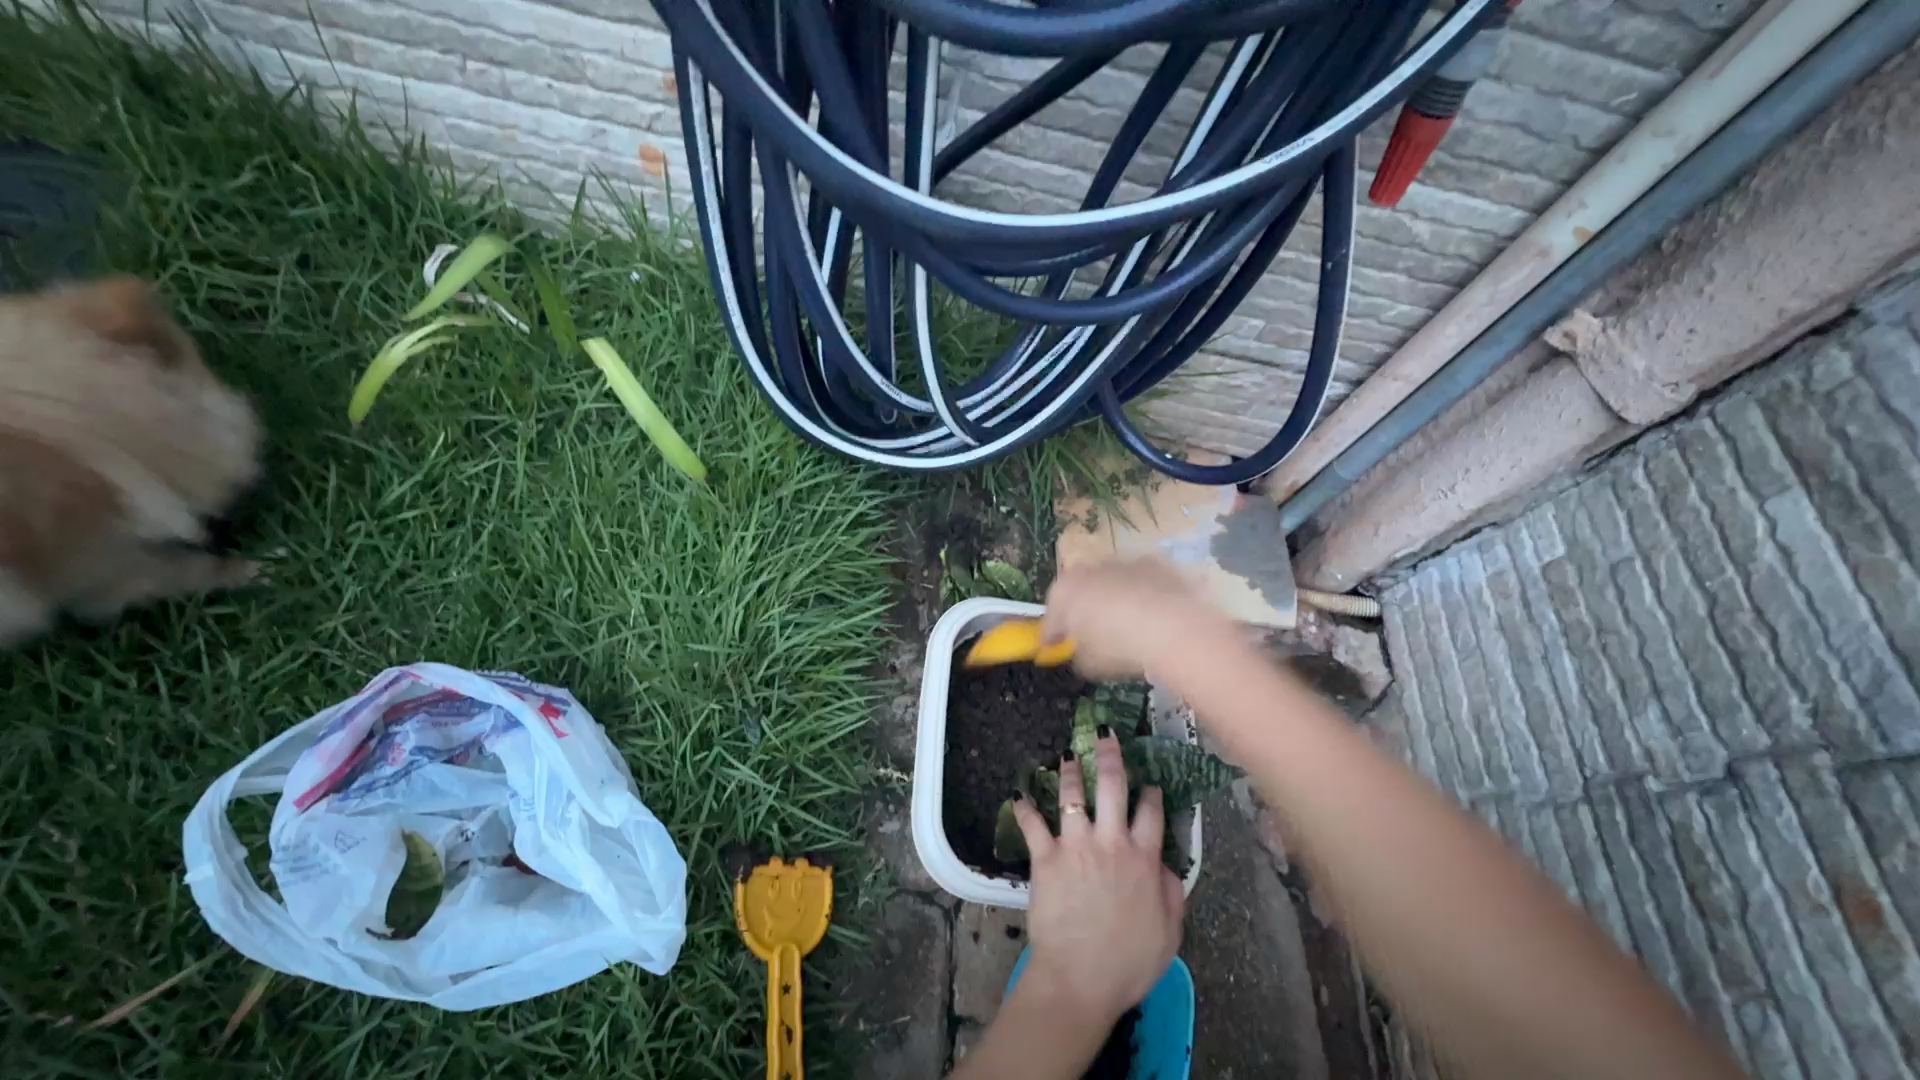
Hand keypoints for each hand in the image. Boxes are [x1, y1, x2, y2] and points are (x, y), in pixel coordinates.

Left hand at [1008, 730, 1184, 1029]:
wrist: (1081, 978)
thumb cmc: (1128, 962)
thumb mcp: (1170, 931)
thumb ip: (1171, 892)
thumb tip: (1168, 865)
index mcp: (1144, 860)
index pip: (1152, 813)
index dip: (1152, 793)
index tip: (1151, 781)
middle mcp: (1111, 843)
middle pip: (1112, 787)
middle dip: (1111, 756)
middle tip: (1106, 737)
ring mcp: (1076, 847)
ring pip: (1072, 795)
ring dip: (1069, 772)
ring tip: (1066, 756)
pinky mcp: (1045, 858)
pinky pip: (1033, 825)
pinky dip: (1024, 809)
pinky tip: (1018, 796)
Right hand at [1040, 558, 1233, 679]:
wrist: (1175, 628)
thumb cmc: (1121, 648)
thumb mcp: (1090, 663)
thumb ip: (1078, 654)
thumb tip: (1080, 651)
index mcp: (1064, 592)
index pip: (1051, 616)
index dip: (1052, 635)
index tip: (1055, 648)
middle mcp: (1089, 569)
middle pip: (1080, 591)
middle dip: (1083, 610)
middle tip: (1092, 635)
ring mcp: (1124, 562)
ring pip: (1111, 582)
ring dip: (1114, 598)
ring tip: (1128, 625)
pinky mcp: (1156, 562)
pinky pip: (1142, 580)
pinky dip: (1144, 594)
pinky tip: (1156, 616)